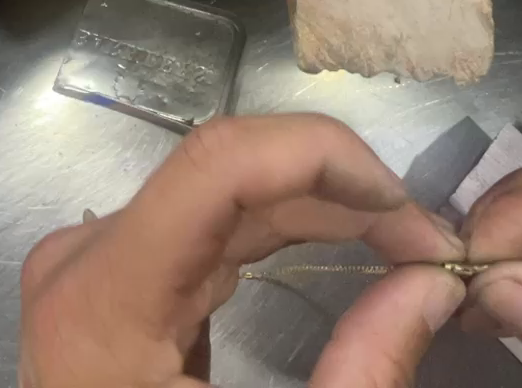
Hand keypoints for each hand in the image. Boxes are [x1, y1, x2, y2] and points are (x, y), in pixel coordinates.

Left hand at [18, 114, 466, 386]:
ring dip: (318, 204)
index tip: (403, 203)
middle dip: (338, 188)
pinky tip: (340, 238)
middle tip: (423, 236)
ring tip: (398, 236)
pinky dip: (281, 227)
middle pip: (227, 172)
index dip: (320, 155)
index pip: (218, 162)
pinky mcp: (116, 273)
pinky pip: (207, 225)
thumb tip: (431, 283)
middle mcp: (89, 254)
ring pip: (223, 192)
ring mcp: (97, 259)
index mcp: (105, 297)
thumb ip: (359, 374)